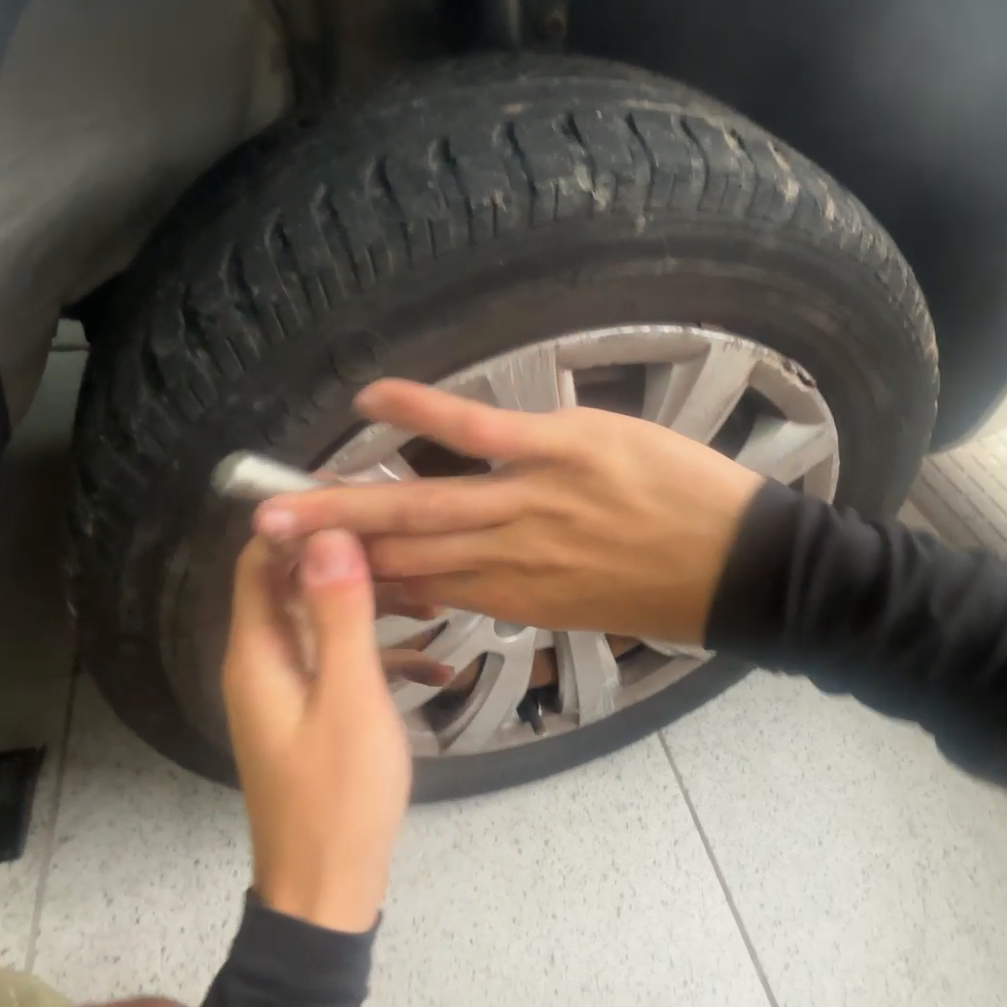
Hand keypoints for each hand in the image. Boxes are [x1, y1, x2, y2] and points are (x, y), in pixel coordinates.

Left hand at [225, 530, 408, 932]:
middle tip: (412, 540)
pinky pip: (343, 666)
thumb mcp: (350, 698)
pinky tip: (438, 666)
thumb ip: (341, 615)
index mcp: (259, 653)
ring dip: (374, 606)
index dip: (300, 525)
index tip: (360, 499)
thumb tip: (331, 533)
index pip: (262, 562)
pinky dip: (383, 657)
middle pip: (296, 587)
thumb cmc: (339, 794)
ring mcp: (289, 692)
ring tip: (436, 596)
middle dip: (350, 560)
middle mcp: (264, 664)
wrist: (328, 890)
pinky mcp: (314, 716)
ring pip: (326, 624)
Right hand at [253, 380, 765, 644]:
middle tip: (265, 540)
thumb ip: (525, 590)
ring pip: (423, 504)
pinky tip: (371, 398)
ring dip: (349, 500)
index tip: (313, 578)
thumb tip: (472, 572)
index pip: (422, 591)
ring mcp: (531, 500)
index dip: (363, 583)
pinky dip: (421, 411)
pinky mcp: (561, 450)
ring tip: (286, 498)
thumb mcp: (589, 608)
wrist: (741, 568)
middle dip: (331, 550)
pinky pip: (477, 430)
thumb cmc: (670, 591)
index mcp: (516, 597)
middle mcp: (508, 557)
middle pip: (404, 554)